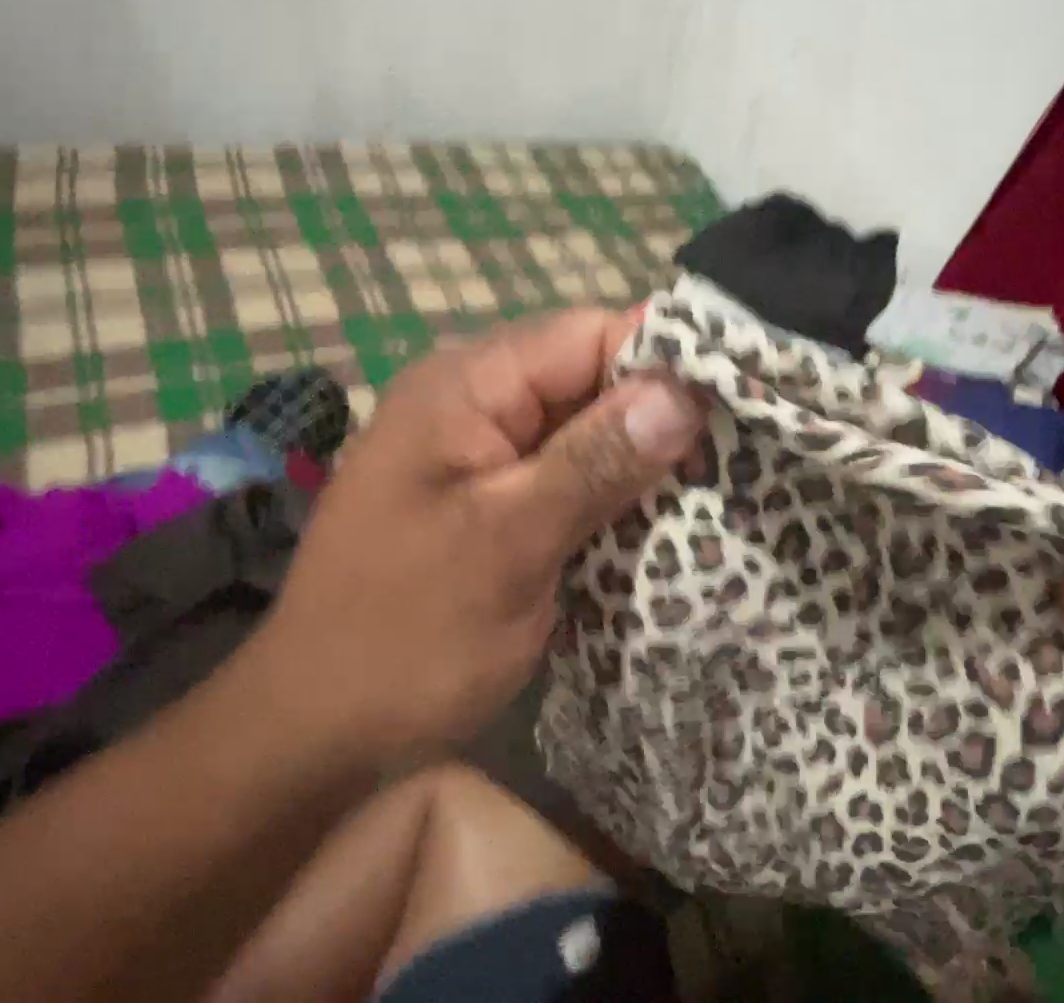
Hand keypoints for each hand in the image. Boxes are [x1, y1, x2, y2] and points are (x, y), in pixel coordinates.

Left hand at [238, 308, 702, 757]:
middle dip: (664, 416)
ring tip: (721, 493)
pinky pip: (570, 481)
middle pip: (592, 380)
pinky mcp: (495, 507)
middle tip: (743, 460)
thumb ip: (595, 461)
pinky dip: (616, 500)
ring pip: (588, 435)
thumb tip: (684, 389)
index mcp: (466, 387)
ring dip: (646, 464)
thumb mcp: (508, 543)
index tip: (742, 404)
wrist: (320, 729)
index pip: (589, 333)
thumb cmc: (406, 636)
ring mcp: (484, 459)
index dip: (666, 360)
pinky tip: (666, 527)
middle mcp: (475, 406)